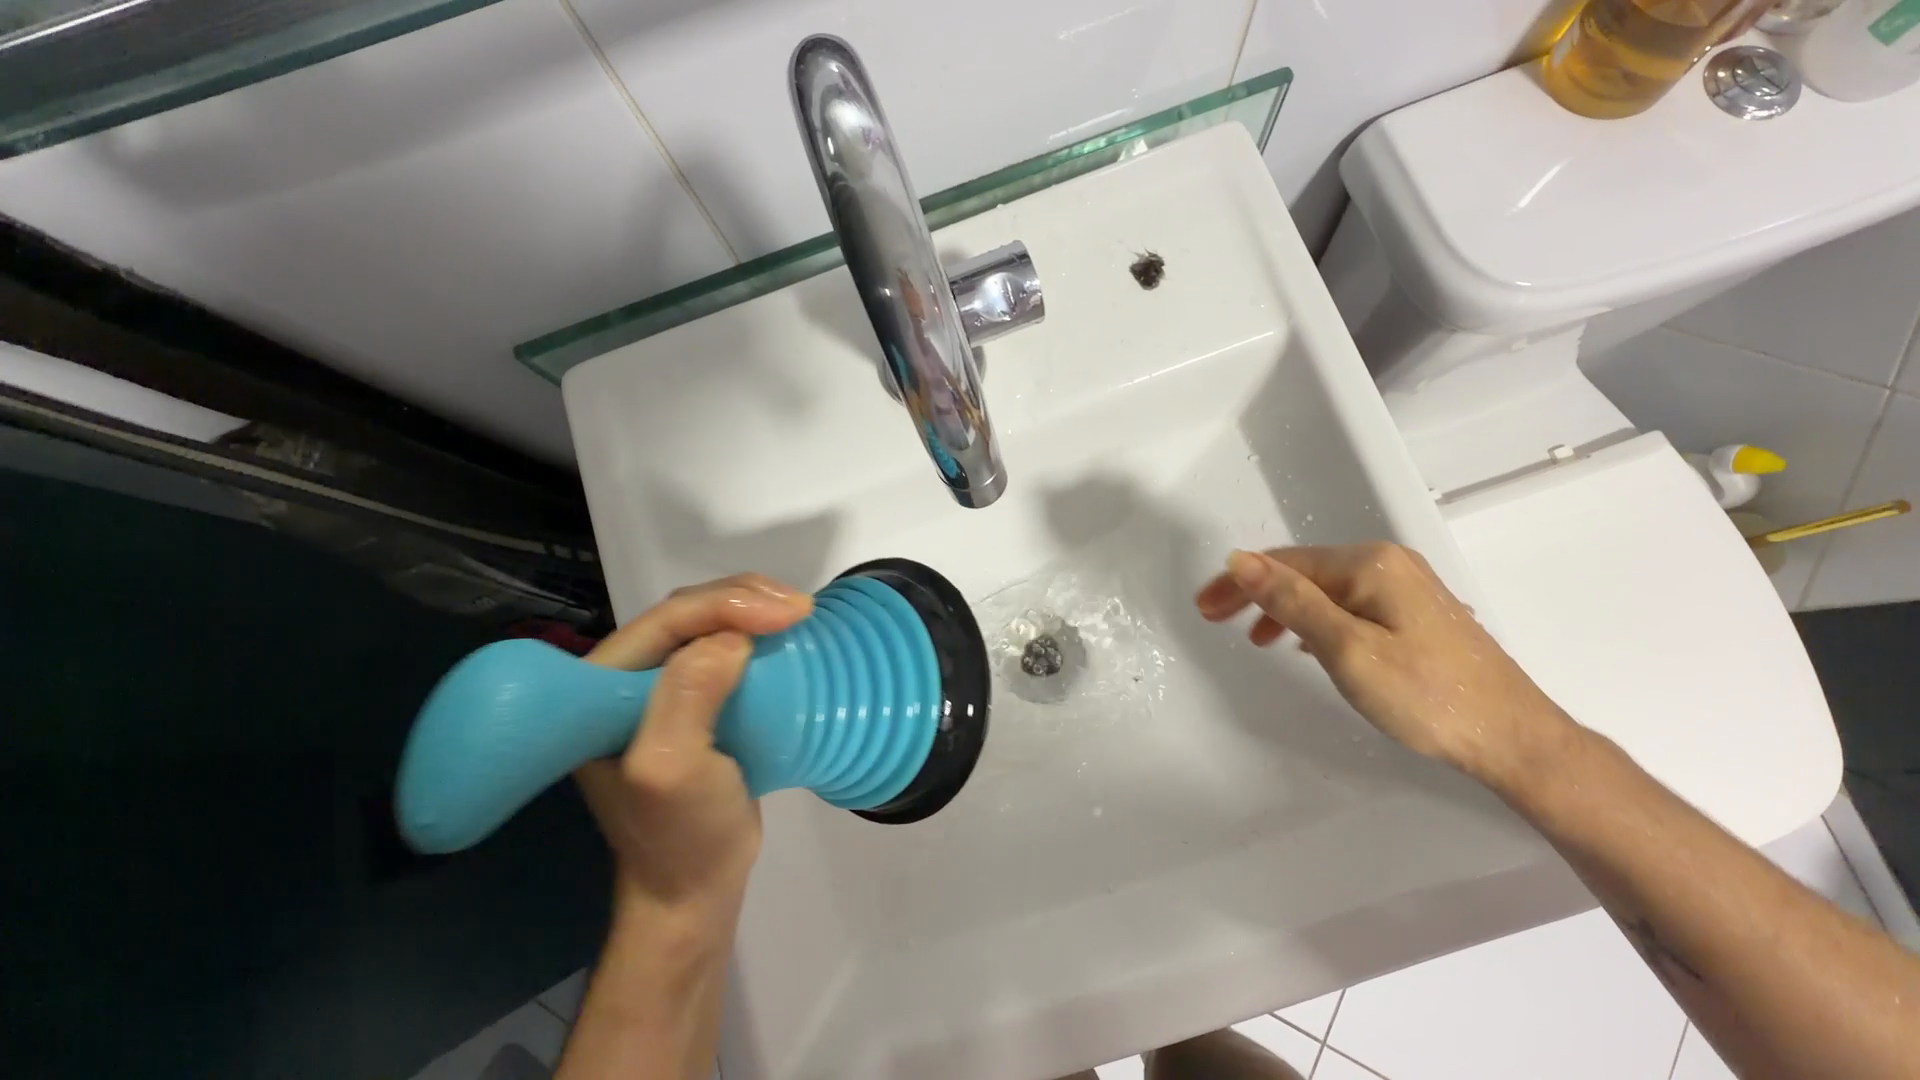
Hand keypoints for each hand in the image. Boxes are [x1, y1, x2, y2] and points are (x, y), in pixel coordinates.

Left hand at [572, 574, 812, 918]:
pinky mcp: (697, 706)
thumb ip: (688, 699)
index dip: (725, 604)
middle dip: (744, 599)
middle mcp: (625, 681)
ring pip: (710, 628)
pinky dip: (760, 639)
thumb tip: (732, 639)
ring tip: (800, 614)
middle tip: (800, 609)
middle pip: (687, 614)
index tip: (787, 612)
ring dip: (754, 612)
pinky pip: (728, 654)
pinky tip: (788, 638)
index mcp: (599, 688)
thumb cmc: (680, 838)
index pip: (664, 621)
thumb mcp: (671, 771)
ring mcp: (661, 693)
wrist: (696, 891)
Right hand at [1194, 544, 1574, 784]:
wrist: (1513, 738)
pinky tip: (1307, 644)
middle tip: (1215, 621)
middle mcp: (1390, 564)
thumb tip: (1241, 560)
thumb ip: (1291, 602)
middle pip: (1305, 571)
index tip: (1202, 610)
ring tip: (1257, 639)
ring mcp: (1408, 589)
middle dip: (1256, 593)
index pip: (1286, 563)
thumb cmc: (1424, 696)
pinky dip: (1317, 620)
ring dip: (1284, 608)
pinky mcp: (1418, 615)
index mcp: (1371, 564)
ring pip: (1327, 589)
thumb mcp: (1346, 649)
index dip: (1238, 583)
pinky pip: (1350, 605)